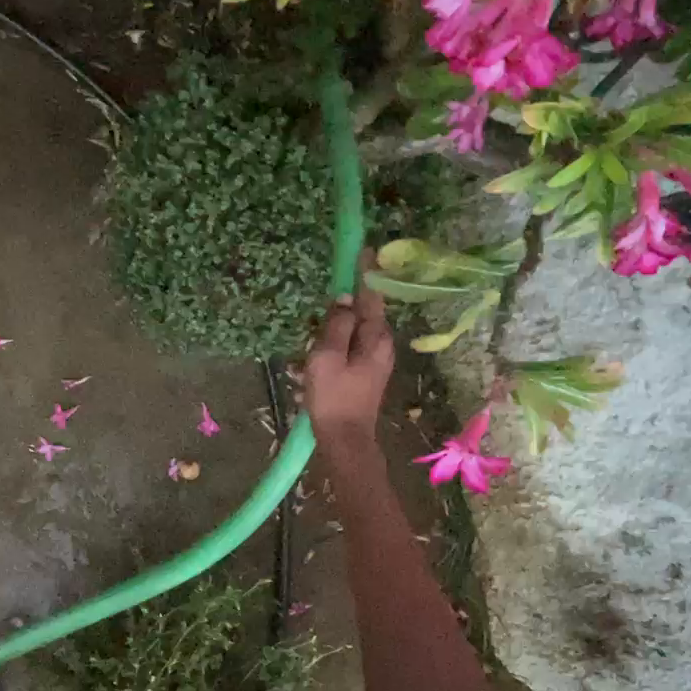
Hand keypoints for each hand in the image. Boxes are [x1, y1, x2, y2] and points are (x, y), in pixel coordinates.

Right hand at [304, 284, 393, 451]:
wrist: (344, 441)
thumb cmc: (333, 398)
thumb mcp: (327, 357)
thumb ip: (336, 324)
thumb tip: (344, 298)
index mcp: (376, 337)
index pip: (371, 295)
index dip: (365, 272)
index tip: (364, 248)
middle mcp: (381, 345)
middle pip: (360, 314)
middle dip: (338, 313)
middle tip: (316, 327)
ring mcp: (374, 361)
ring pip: (350, 334)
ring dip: (330, 336)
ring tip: (308, 359)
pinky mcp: (364, 374)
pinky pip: (346, 350)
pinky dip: (330, 352)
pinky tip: (311, 370)